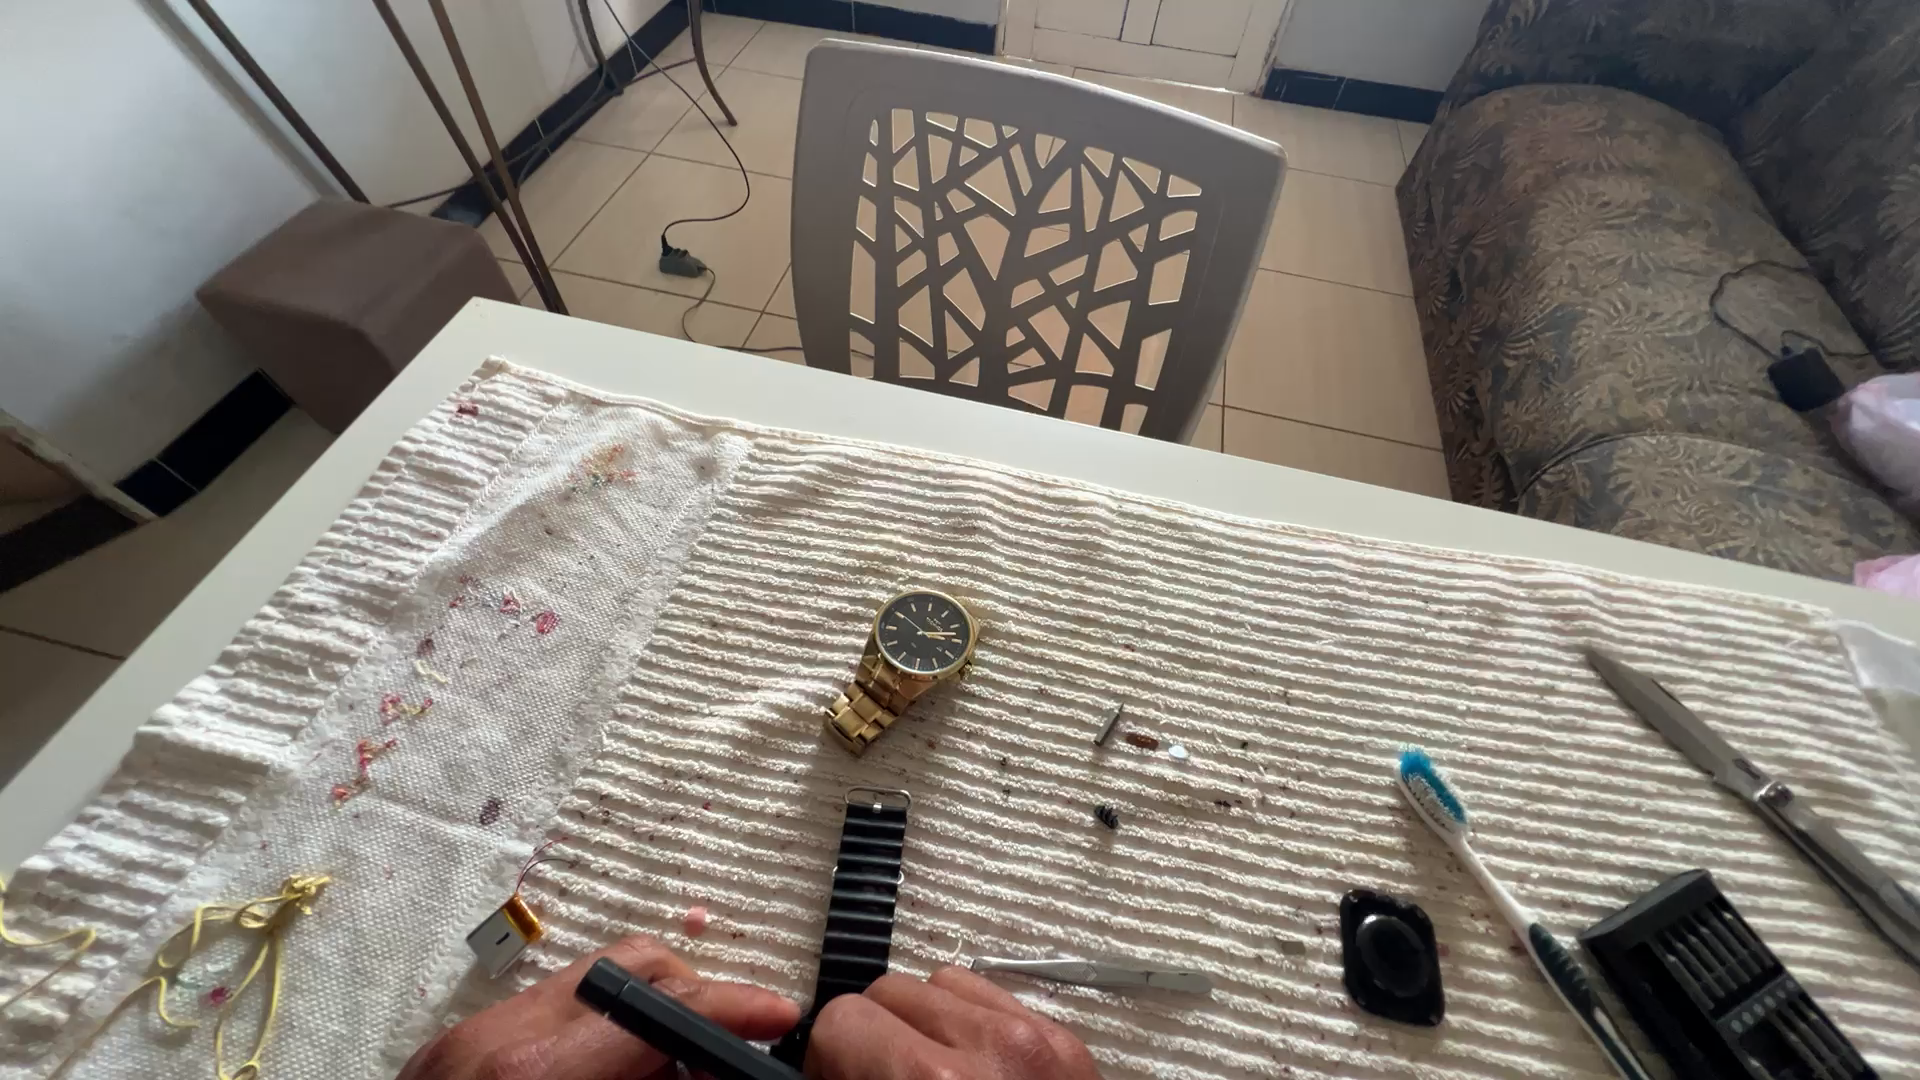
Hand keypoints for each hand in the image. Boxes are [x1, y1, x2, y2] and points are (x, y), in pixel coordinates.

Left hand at [396, 935, 798, 1079]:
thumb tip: (709, 1069)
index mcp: (530, 1072)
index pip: (659, 1005)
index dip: (731, 1004)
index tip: (779, 1012)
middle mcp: (499, 1031)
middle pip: (637, 962)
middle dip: (694, 995)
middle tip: (723, 1045)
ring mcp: (469, 1032)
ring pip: (600, 976)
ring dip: (651, 1011)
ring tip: (666, 1062)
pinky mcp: (454, 1042)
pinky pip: (560, 1005)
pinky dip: (603, 1030)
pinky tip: (615, 1066)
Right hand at [806, 966, 1101, 1079]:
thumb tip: (828, 1078)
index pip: (844, 1021)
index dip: (828, 1060)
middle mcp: (987, 1045)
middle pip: (889, 991)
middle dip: (871, 1038)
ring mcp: (1034, 1035)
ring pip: (938, 982)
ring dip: (921, 1022)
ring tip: (927, 1075)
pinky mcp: (1064, 1040)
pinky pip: (988, 992)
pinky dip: (967, 1022)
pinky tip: (972, 1070)